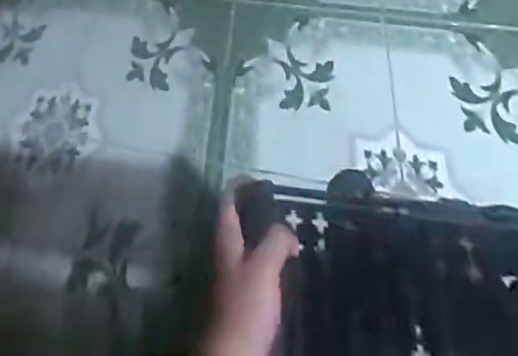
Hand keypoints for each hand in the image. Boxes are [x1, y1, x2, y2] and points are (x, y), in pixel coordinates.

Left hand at [203, 184, 297, 355]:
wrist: (235, 355)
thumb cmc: (245, 306)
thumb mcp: (264, 265)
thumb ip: (276, 239)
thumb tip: (288, 231)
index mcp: (225, 239)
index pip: (227, 200)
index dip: (241, 184)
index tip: (262, 178)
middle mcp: (225, 253)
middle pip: (237, 220)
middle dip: (257, 209)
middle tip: (284, 205)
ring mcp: (232, 275)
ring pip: (248, 243)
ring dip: (267, 234)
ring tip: (292, 231)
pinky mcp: (243, 296)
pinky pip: (257, 266)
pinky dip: (271, 257)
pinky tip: (288, 264)